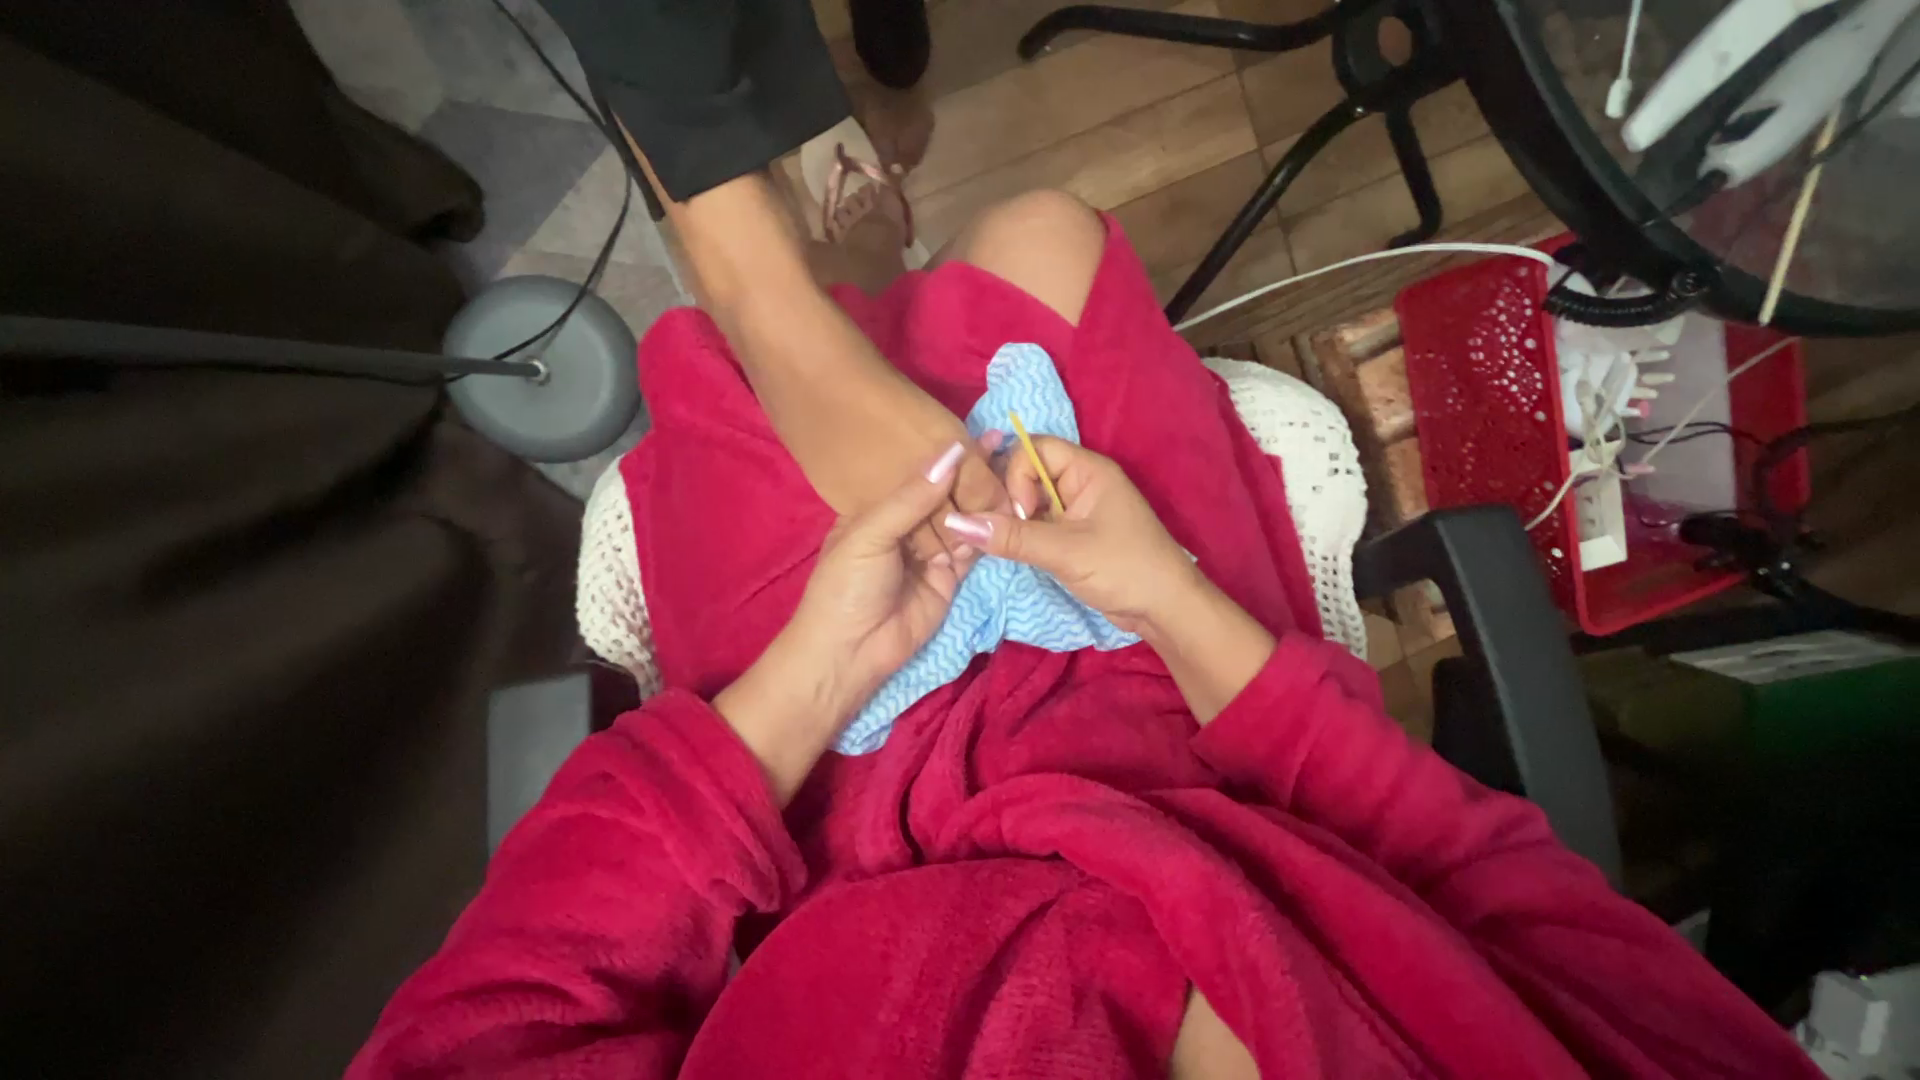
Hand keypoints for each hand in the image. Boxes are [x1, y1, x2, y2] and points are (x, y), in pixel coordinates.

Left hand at [717, 442, 976, 799]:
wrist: (849, 653)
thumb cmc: (846, 587)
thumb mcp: (871, 533)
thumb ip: (912, 496)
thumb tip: (952, 450)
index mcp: (876, 509)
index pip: (915, 475)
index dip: (943, 455)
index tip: (975, 429)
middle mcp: (905, 527)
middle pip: (943, 495)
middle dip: (970, 474)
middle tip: (1004, 443)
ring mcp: (929, 552)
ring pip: (961, 519)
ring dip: (984, 499)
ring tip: (1016, 469)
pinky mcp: (950, 578)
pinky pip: (972, 549)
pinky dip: (988, 531)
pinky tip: (1010, 506)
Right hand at [941, 438, 1200, 634]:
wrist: (1166, 610)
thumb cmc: (1125, 569)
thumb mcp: (1065, 552)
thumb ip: (1012, 537)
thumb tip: (955, 522)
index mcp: (1088, 470)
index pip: (1033, 449)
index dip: (1015, 476)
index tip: (1019, 514)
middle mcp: (1080, 483)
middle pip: (1027, 474)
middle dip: (1008, 500)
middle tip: (1001, 533)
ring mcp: (1077, 510)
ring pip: (1029, 502)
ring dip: (1013, 522)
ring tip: (1001, 545)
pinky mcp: (1073, 536)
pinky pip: (1038, 525)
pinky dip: (1022, 537)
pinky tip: (1011, 553)